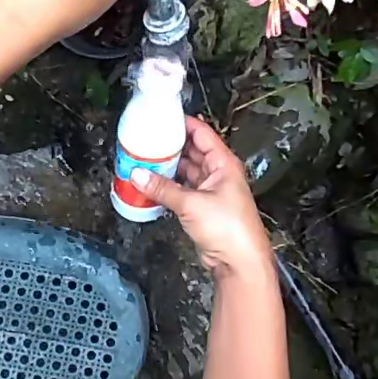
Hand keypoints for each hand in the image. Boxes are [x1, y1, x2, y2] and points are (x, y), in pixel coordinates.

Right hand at [132, 117, 274, 280]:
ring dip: (167, 168)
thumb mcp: (191, 203)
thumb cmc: (229, 229)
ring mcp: (210, 191)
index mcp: (223, 164)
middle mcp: (218, 174)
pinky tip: (151, 184)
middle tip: (147, 140)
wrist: (239, 261)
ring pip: (185, 172)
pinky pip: (182, 190)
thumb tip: (138, 175)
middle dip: (170, 146)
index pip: (202, 133)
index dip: (183, 123)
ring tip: (144, 160)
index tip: (163, 117)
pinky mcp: (202, 208)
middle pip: (192, 151)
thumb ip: (162, 188)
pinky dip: (168, 187)